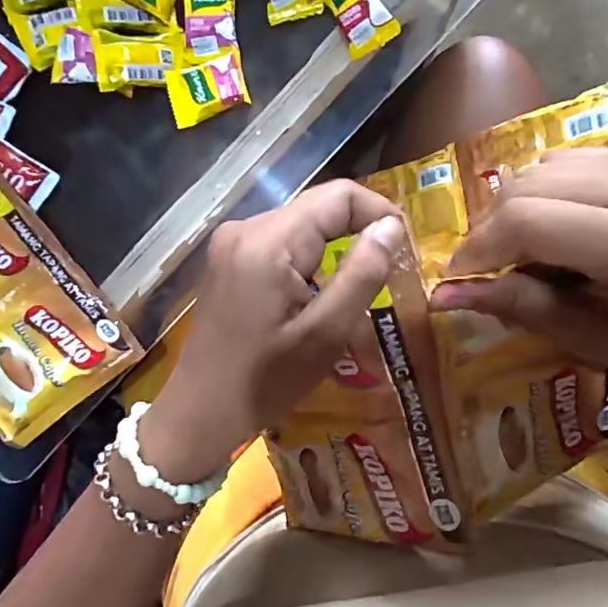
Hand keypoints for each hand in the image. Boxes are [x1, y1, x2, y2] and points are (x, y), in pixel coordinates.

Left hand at [137, 181, 404, 485]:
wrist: (202, 410)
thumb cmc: (267, 379)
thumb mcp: (326, 332)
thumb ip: (362, 273)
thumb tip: (391, 226)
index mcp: (269, 241)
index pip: (339, 195)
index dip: (380, 213)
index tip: (404, 248)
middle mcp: (246, 227)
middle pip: (319, 207)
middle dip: (359, 231)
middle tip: (388, 272)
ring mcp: (232, 242)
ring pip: (303, 224)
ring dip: (336, 247)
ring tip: (356, 288)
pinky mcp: (229, 259)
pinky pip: (282, 243)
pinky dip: (310, 259)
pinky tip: (319, 293)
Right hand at [429, 149, 607, 402]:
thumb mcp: (592, 341)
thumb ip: (522, 307)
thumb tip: (448, 293)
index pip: (529, 220)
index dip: (480, 246)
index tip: (457, 277)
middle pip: (531, 185)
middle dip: (491, 226)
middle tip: (482, 266)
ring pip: (547, 164)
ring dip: (516, 203)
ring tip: (515, 245)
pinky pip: (574, 159)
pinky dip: (546, 187)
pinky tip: (552, 221)